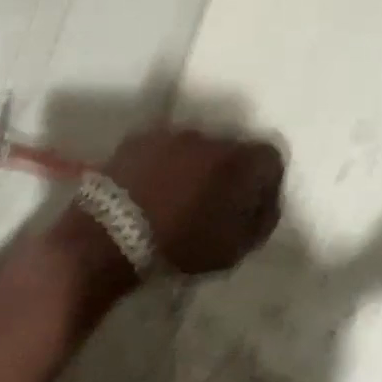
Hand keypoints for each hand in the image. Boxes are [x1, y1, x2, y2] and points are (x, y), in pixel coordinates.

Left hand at [100, 126, 284, 274]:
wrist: (110, 234)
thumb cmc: (180, 245)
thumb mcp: (234, 248)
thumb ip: (259, 221)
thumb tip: (263, 205)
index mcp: (239, 160)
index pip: (270, 159)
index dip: (266, 185)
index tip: (251, 209)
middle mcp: (208, 136)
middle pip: (230, 149)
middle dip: (228, 174)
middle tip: (214, 205)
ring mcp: (169, 133)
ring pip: (194, 148)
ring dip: (193, 168)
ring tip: (177, 200)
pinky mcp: (136, 139)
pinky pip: (161, 150)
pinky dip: (162, 166)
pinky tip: (150, 192)